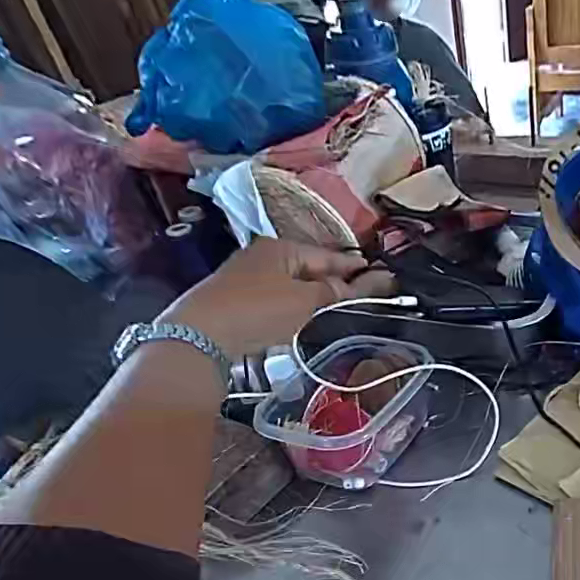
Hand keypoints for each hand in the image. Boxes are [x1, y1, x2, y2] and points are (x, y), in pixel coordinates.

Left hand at [157, 238, 394, 351]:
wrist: (204, 331)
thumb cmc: (260, 309)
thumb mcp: (304, 300)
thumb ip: (332, 292)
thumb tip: (352, 286)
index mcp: (283, 248)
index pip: (327, 256)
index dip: (352, 265)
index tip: (374, 269)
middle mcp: (266, 255)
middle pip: (309, 266)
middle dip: (334, 277)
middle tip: (360, 288)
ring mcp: (250, 274)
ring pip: (294, 281)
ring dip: (315, 291)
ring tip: (338, 302)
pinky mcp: (240, 296)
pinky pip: (279, 294)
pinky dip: (296, 300)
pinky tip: (304, 311)